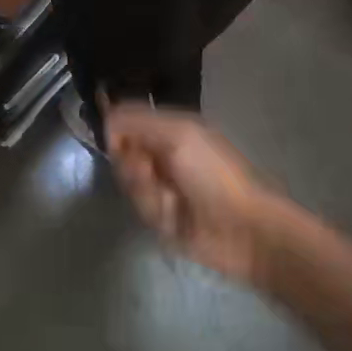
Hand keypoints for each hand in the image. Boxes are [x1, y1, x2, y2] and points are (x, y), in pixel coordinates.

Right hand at [106, 104, 276, 284]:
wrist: (244, 230)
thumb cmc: (214, 175)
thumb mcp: (178, 135)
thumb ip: (138, 121)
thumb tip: (107, 120)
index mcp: (169, 130)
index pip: (126, 122)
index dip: (116, 132)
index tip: (116, 143)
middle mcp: (162, 154)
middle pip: (123, 154)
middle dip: (132, 166)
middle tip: (150, 174)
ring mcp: (161, 187)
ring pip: (130, 183)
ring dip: (146, 192)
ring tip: (170, 201)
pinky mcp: (161, 217)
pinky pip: (141, 209)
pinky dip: (155, 212)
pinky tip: (175, 217)